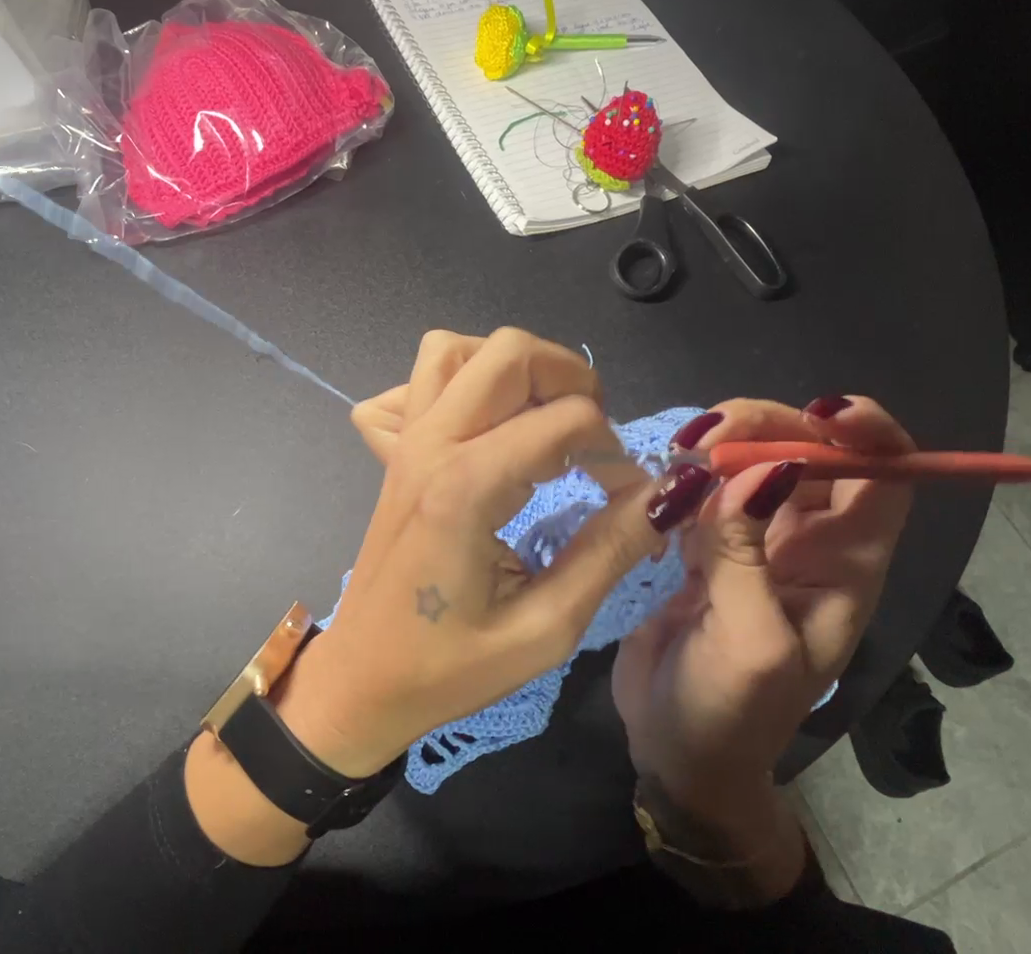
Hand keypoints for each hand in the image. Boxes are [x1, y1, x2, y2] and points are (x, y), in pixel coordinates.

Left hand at [278, 329, 712, 777]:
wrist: (361, 681)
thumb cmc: (448, 668)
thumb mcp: (544, 628)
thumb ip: (609, 551)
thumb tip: (668, 494)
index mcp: (466, 487)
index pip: (566, 419)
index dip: (616, 451)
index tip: (630, 495)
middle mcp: (431, 445)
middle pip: (509, 352)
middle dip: (571, 379)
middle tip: (593, 438)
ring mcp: (405, 443)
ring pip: (456, 349)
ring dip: (514, 369)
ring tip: (543, 419)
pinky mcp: (394, 453)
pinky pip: (419, 381)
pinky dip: (460, 381)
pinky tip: (485, 426)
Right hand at [612, 397, 913, 828]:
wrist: (676, 748)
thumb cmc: (731, 711)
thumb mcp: (749, 640)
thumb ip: (748, 554)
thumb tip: (756, 468)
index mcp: (845, 567)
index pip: (883, 480)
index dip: (869, 435)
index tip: (821, 412)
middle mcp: (808, 543)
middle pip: (809, 452)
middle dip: (769, 426)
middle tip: (708, 436)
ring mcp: (754, 540)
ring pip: (753, 461)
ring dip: (722, 444)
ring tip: (678, 457)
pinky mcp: (706, 545)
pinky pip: (705, 489)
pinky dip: (686, 474)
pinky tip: (662, 481)